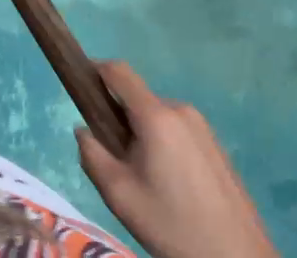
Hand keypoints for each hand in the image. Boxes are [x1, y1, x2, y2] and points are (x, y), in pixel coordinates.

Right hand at [76, 62, 278, 257]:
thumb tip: (84, 130)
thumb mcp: (118, 194)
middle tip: (115, 160)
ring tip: (143, 178)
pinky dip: (162, 145)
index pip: (118, 71)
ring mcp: (204, 129)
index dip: (93, 71)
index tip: (79, 92)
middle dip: (117, 118)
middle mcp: (182, 112)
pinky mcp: (217, 148)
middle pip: (136, 98)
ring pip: (156, 117)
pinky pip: (177, 132)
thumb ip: (91, 154)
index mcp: (157, 117)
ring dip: (141, 134)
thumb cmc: (172, 226)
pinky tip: (169, 186)